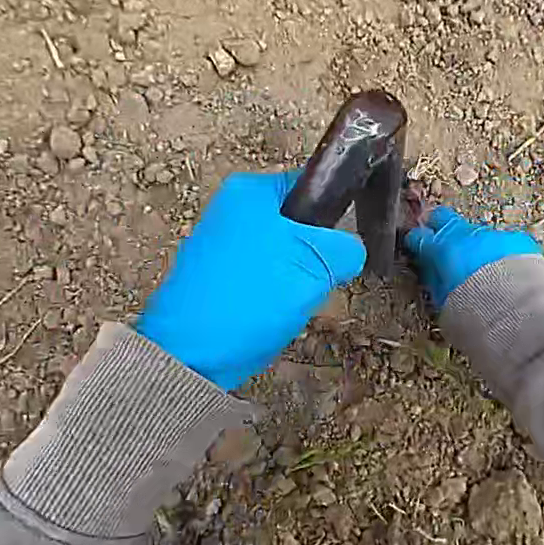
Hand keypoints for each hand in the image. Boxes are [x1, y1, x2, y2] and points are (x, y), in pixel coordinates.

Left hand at [135, 170, 365, 389]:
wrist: (192, 355)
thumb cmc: (247, 299)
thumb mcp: (314, 266)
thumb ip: (345, 248)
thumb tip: (352, 250)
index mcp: (250, 191)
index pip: (312, 188)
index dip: (334, 219)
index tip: (339, 248)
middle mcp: (231, 209)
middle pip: (301, 224)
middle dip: (314, 255)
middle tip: (312, 279)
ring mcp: (222, 243)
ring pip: (287, 254)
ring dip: (297, 279)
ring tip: (289, 299)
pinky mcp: (219, 275)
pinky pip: (267, 276)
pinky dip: (275, 293)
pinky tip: (271, 311)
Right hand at [403, 206, 541, 309]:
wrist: (517, 318)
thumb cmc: (475, 317)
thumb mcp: (442, 305)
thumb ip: (435, 281)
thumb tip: (433, 273)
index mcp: (442, 251)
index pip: (419, 237)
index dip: (417, 242)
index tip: (417, 247)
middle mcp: (465, 237)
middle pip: (445, 218)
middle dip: (441, 226)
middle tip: (442, 242)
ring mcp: (492, 236)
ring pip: (476, 233)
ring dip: (474, 246)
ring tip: (481, 269)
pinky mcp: (517, 241)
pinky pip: (503, 242)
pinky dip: (500, 253)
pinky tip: (506, 271)